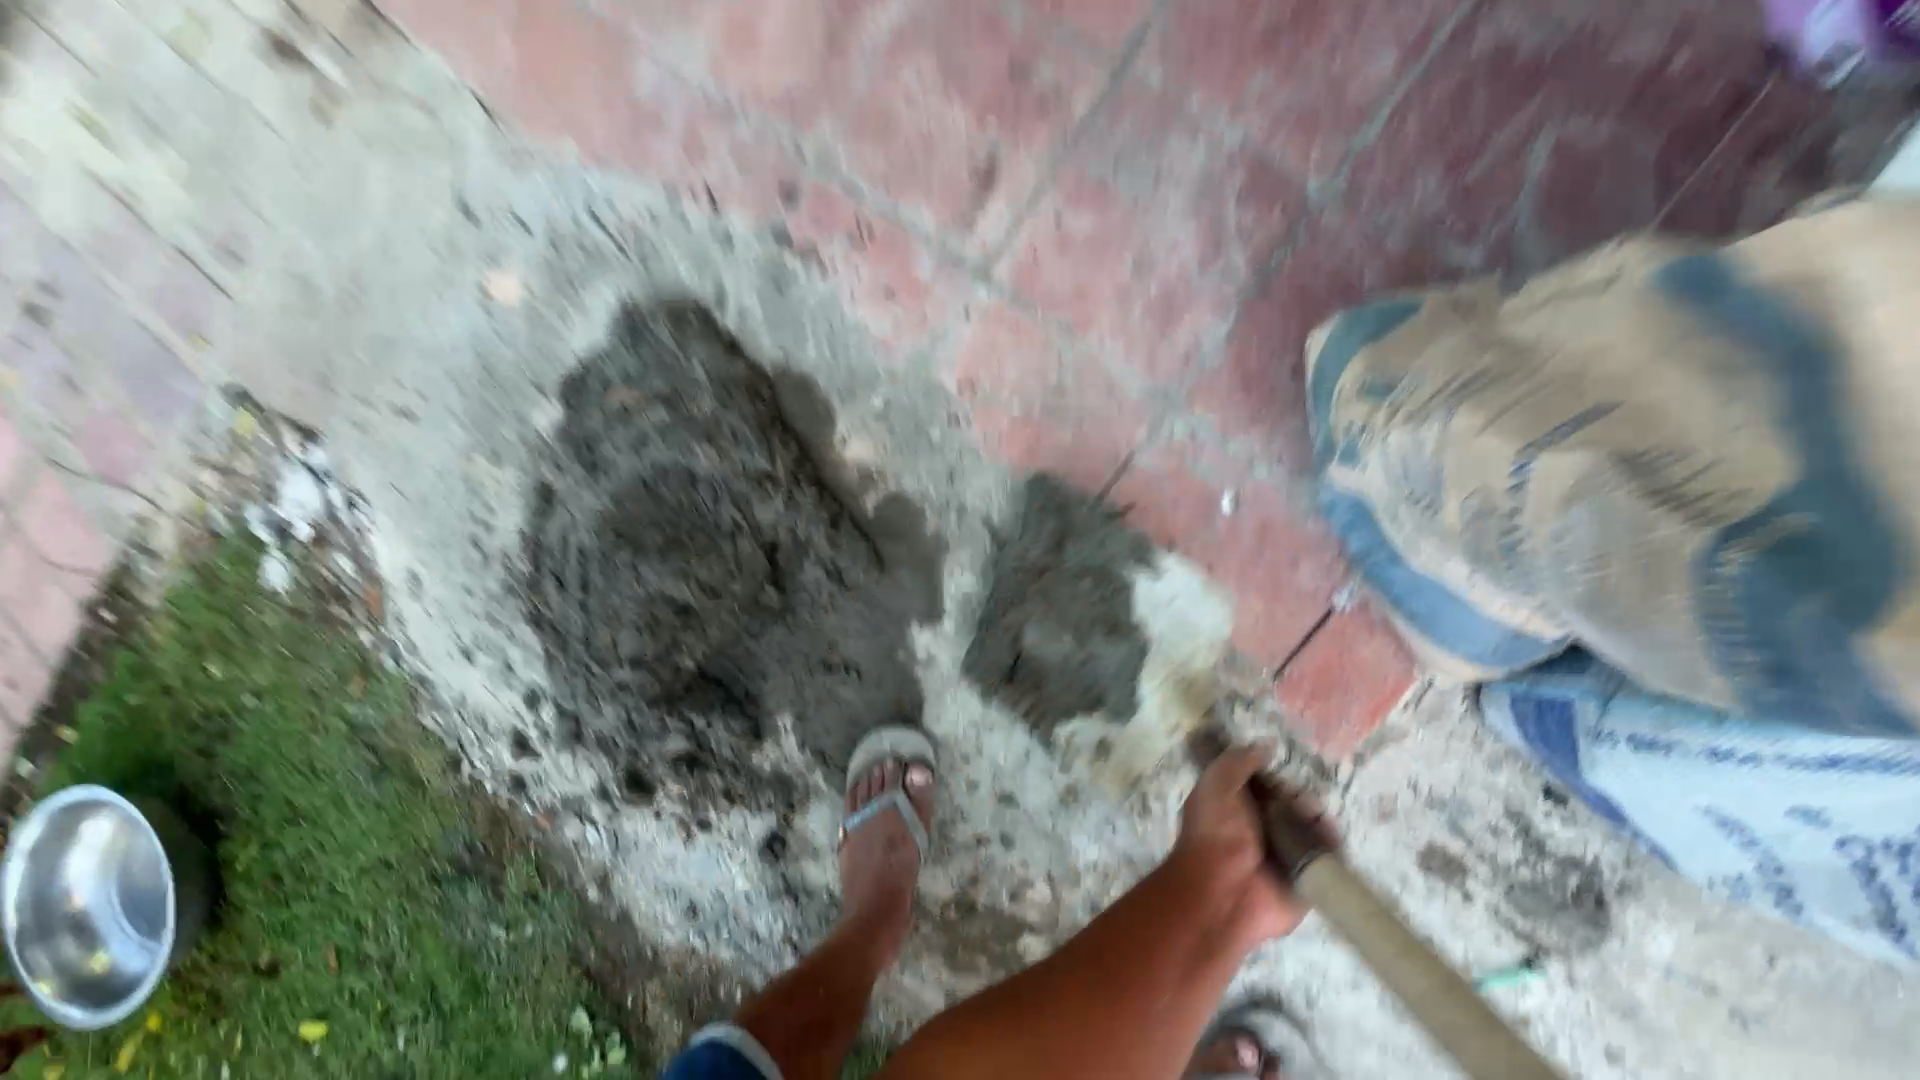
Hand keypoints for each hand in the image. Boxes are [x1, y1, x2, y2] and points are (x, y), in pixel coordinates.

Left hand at [1172, 744, 1320, 947]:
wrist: (1225, 890)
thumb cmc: (1216, 832)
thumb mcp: (1217, 784)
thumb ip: (1239, 761)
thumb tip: (1267, 744)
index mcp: (1235, 807)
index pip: (1263, 784)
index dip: (1273, 775)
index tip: (1278, 771)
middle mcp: (1261, 830)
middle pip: (1291, 803)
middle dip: (1297, 795)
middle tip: (1294, 800)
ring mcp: (1285, 854)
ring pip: (1311, 826)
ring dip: (1315, 816)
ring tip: (1309, 817)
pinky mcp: (1307, 878)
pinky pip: (1327, 855)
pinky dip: (1331, 842)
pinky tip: (1327, 833)